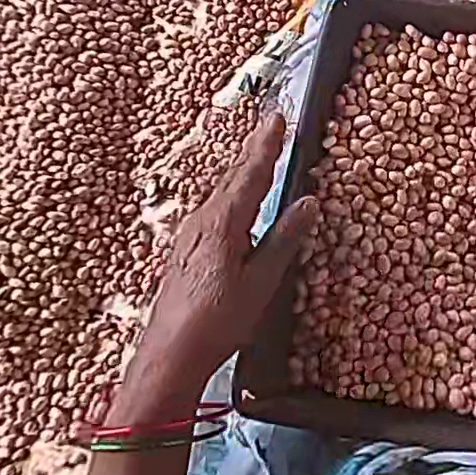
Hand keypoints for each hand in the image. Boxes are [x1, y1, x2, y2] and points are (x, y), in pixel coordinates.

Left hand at [127, 112, 317, 404]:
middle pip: (232, 177)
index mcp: (222, 223)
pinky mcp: (187, 249)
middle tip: (271, 126)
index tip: (278, 119)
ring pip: (222, 192)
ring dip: (243, 171)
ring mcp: (190, 235)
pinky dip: (233, 193)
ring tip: (260, 155)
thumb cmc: (219, 320)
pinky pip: (215, 209)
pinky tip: (238, 200)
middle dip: (254, 150)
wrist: (168, 355)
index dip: (266, 147)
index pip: (250, 176)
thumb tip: (307, 202)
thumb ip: (283, 239)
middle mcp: (202, 221)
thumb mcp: (260, 281)